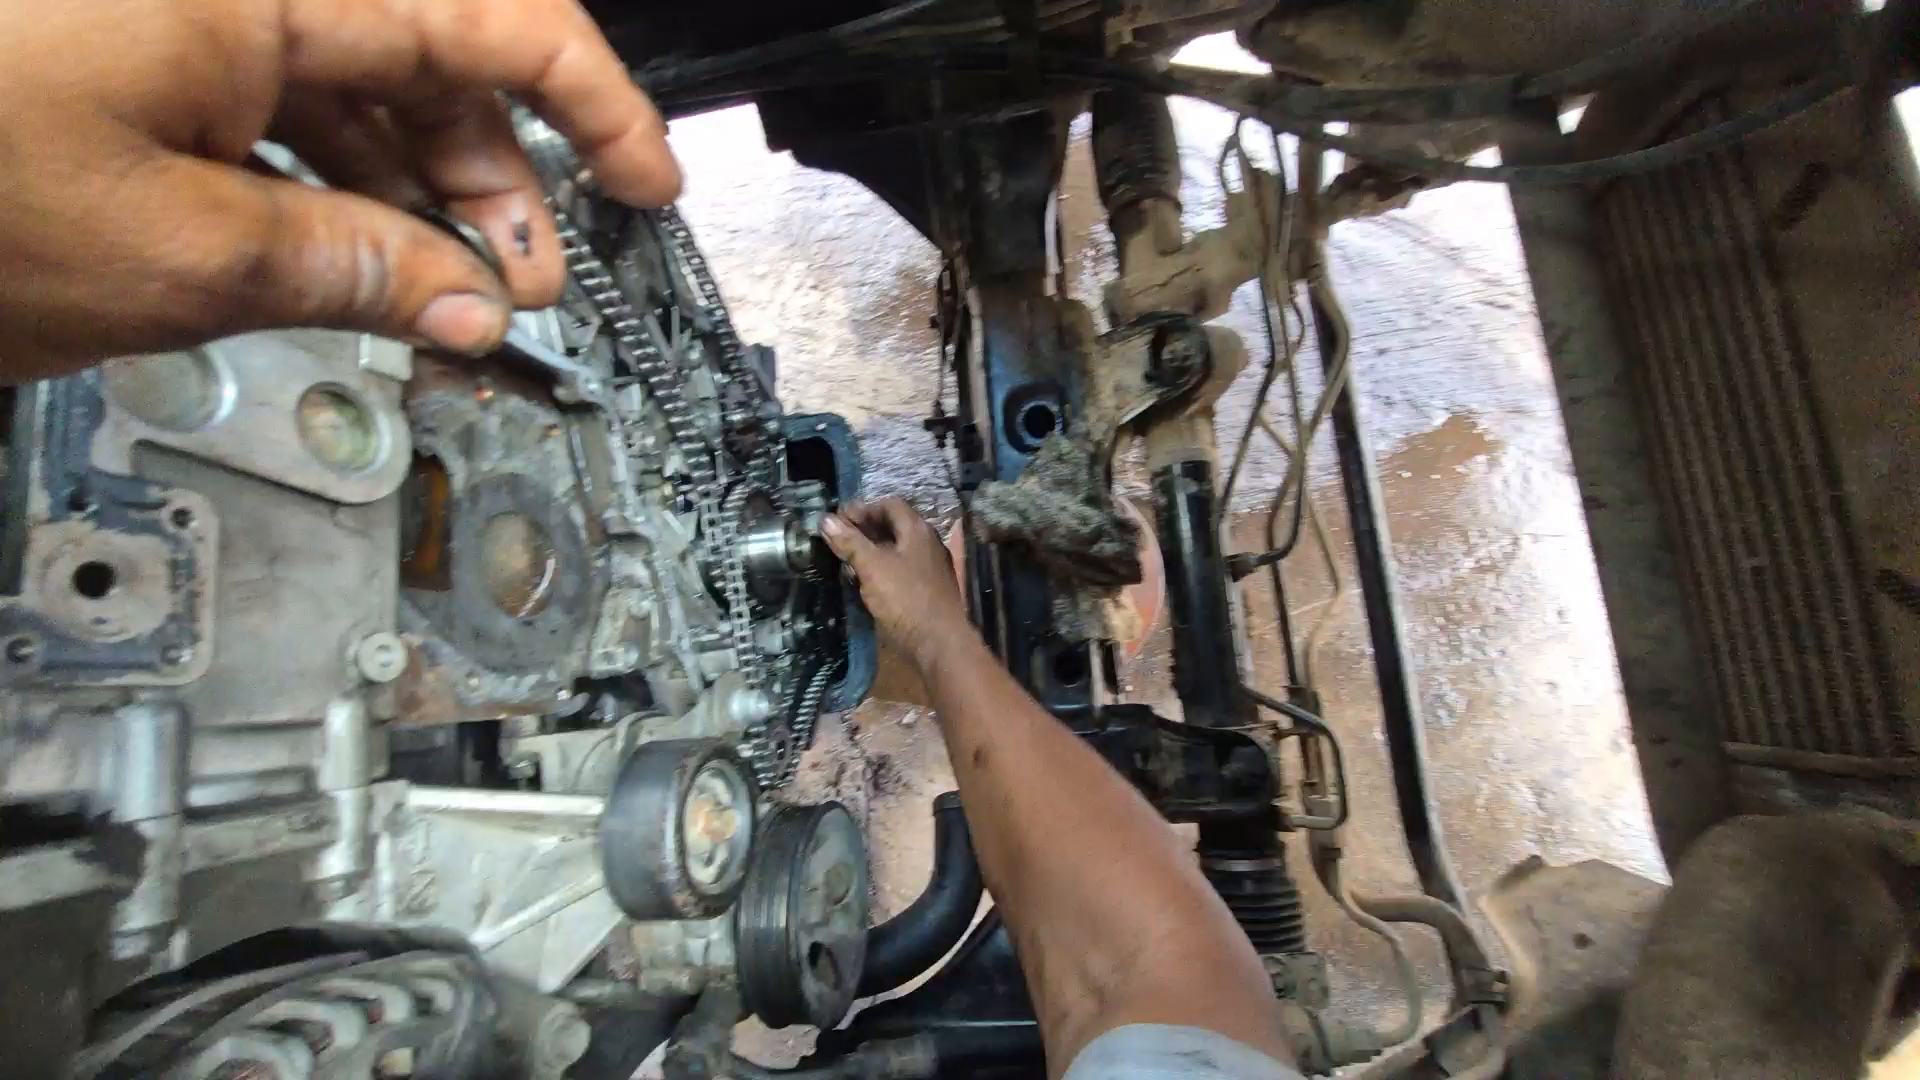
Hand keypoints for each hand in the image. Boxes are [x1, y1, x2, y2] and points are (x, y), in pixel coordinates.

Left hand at [0, 0, 681, 381]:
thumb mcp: (164, 251)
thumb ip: (358, 271)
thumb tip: (477, 309)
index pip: (500, 20)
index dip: (599, 108)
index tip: (647, 184)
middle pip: (434, 56)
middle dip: (499, 183)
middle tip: (526, 286)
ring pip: (355, 81)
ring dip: (417, 198)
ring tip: (448, 293)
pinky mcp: (110, 24)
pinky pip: (267, 93)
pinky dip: (322, 183)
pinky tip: (350, 256)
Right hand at [818, 498, 975, 673]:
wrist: (938, 642)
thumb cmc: (905, 599)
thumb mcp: (872, 567)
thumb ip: (850, 542)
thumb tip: (826, 519)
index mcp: (918, 531)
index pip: (890, 505)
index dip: (863, 508)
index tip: (839, 520)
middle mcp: (928, 543)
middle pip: (895, 526)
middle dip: (866, 528)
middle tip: (840, 538)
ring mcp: (931, 566)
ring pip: (899, 548)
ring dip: (874, 549)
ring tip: (849, 559)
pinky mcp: (929, 588)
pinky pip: (903, 568)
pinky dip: (884, 567)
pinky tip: (868, 580)